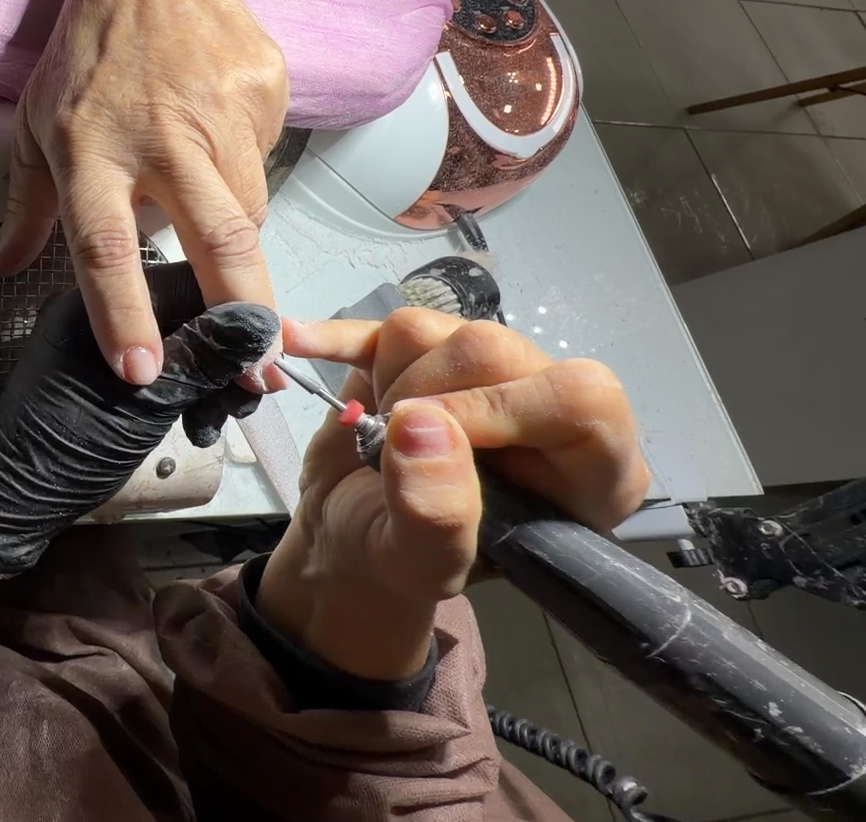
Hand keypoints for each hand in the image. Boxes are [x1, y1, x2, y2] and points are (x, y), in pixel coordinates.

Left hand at [0, 0, 289, 389]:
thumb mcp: (34, 127)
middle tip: (254, 371)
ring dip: (241, 260)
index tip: (143, 370)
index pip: (102, 248)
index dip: (123, 315)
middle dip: (242, 312)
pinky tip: (216, 167)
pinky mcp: (265, 98)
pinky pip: (261, 171)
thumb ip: (21, 211)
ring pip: (248, 215)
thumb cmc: (87, 55)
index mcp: (87, 152)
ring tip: (232, 282)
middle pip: (214, 239)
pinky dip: (241, 192)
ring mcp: (219, 116)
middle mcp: (158, 139)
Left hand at [0, 262, 277, 577]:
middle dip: (229, 357)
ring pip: (188, 342)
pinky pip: (170, 365)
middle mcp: (104, 309)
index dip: (238, 323)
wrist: (20, 496)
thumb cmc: (69, 449)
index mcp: (97, 300)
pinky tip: (201, 424)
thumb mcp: (143, 404)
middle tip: (246, 403)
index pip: (188, 283)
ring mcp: (109, 340)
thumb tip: (263, 322)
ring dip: (215, 381)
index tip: (264, 372)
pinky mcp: (115, 370)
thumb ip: (202, 358)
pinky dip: (194, 391)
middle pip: (193, 312)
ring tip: (216, 423)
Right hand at [257, 309, 650, 680]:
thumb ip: (436, 512)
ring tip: (373, 429)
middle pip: (491, 347)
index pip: (576, 397)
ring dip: (382, 381)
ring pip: (429, 328)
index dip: (493, 409)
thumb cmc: (396, 560)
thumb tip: (419, 423)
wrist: (346, 537)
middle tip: (386, 444)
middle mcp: (542, 405)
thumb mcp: (420, 564)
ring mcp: (474, 371)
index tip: (423, 443)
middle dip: (417, 396)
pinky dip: (332, 337)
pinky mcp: (415, 354)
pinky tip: (297, 342)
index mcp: (587, 470)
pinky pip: (375, 320)